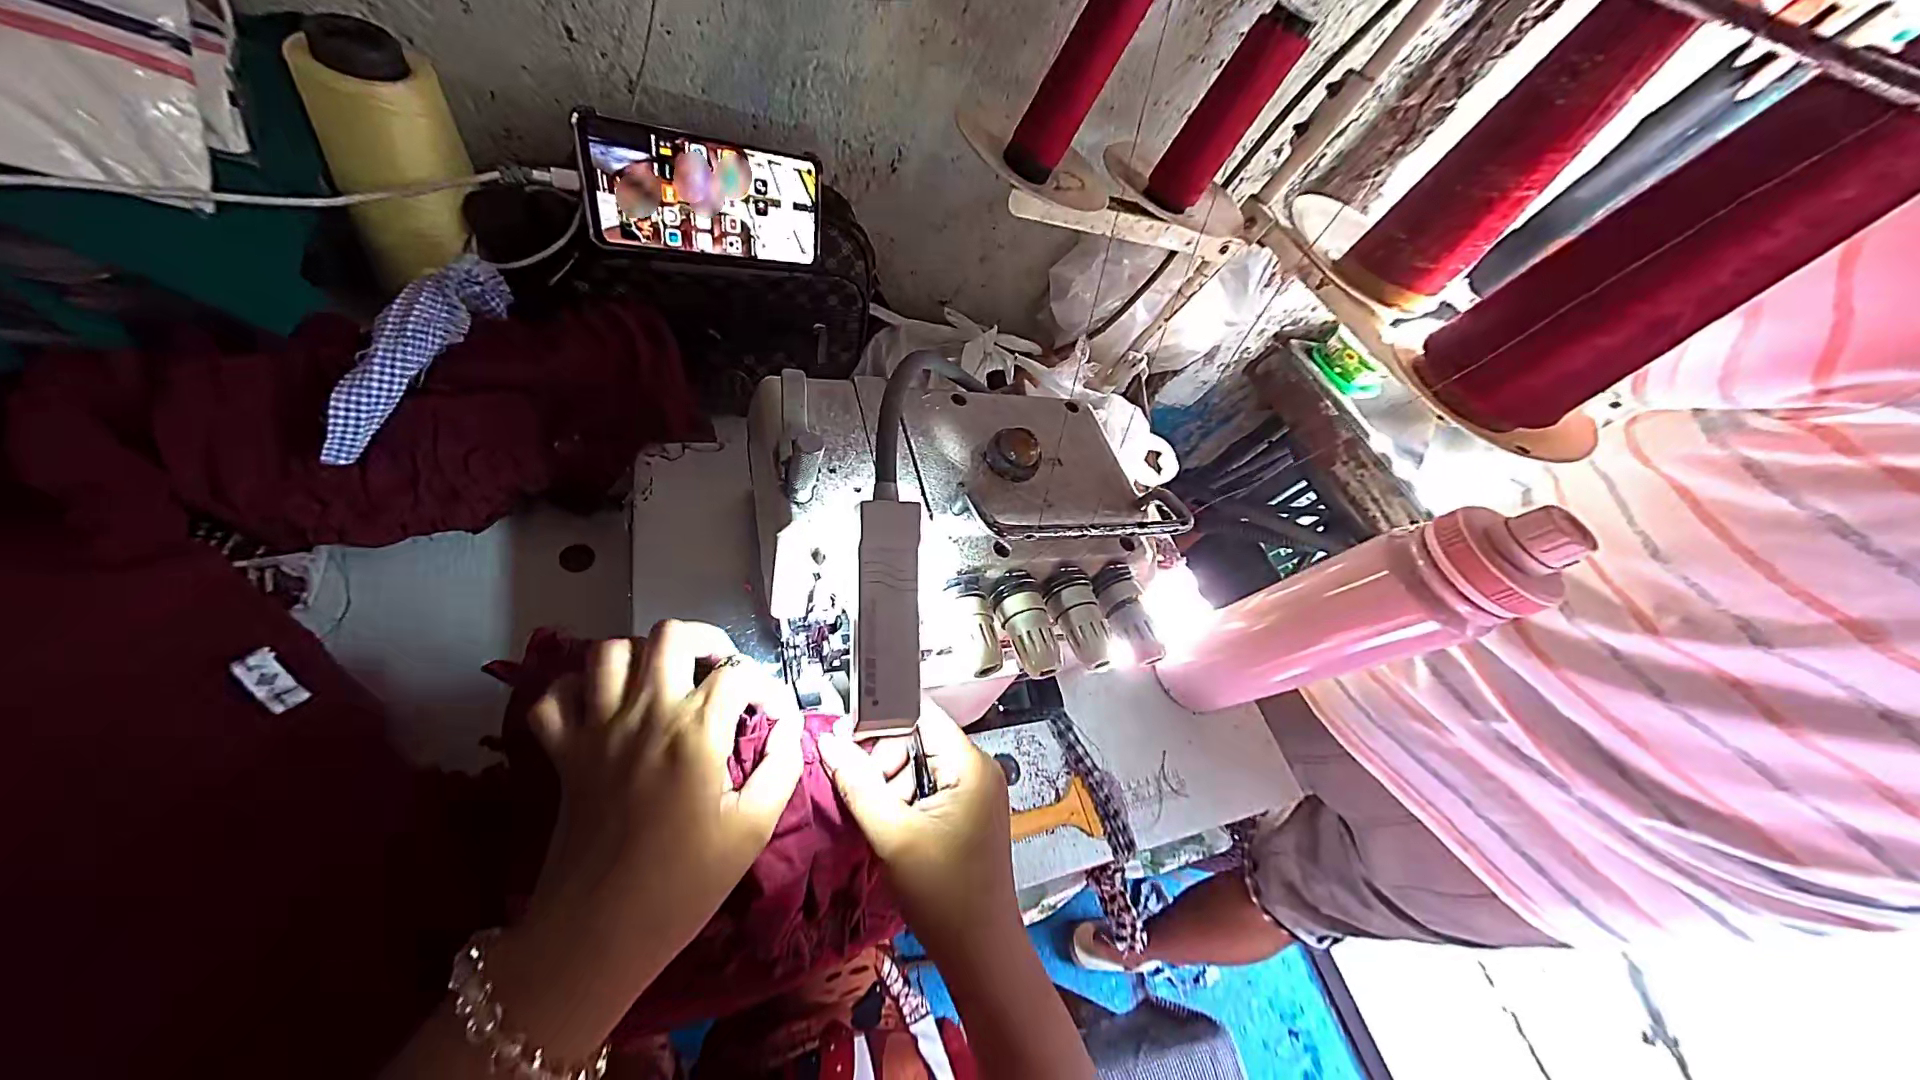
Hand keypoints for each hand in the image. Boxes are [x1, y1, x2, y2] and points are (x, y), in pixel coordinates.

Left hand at [523, 622, 803, 976]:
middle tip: (722, 672)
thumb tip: (787, 731)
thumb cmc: (684, 884)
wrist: (598, 935)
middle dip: (707, 641)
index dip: (766, 688)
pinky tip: (607, 706)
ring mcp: (596, 730)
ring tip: (668, 680)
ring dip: (644, 655)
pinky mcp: (562, 753)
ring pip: (610, 651)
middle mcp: (645, 715)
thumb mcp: (754, 829)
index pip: (739, 675)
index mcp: (695, 733)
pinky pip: (556, 697)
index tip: (774, 717)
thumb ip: (781, 768)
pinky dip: (580, 689)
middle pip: (671, 635)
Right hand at [817, 698, 1013, 951]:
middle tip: (869, 795)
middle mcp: (977, 767)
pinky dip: (904, 797)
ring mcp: (974, 788)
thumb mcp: (893, 835)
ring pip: (918, 761)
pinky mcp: (966, 808)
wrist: (979, 951)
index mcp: (970, 763)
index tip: (847, 739)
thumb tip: (828, 741)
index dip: (881, 718)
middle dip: (884, 758)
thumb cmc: (943, 894)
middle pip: (917, 735)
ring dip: (891, 781)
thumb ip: (858, 783)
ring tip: (886, 820)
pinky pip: (927, 783)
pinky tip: (897, 826)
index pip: (921, 712)